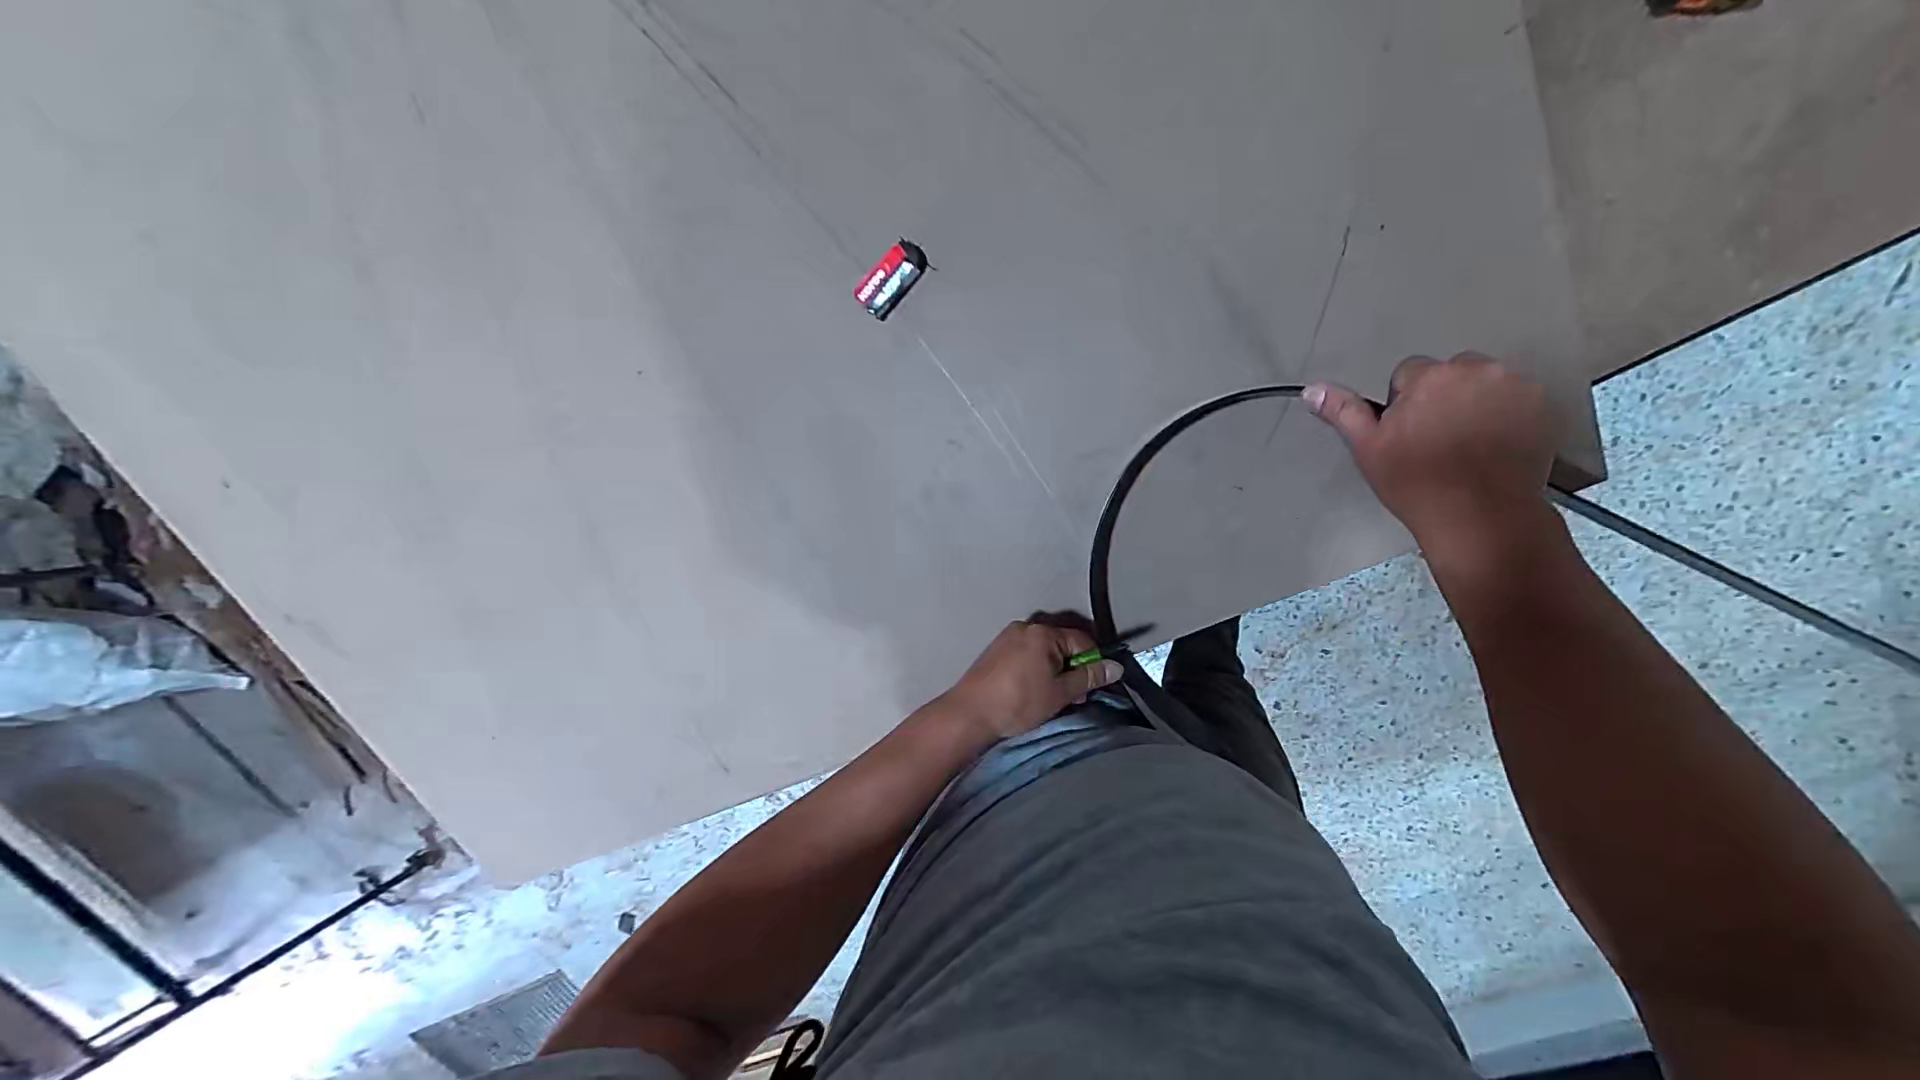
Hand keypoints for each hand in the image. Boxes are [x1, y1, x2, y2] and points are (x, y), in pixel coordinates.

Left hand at [937, 620, 1123, 740]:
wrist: (970, 713)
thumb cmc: (1018, 703)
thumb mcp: (1060, 693)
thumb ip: (1089, 677)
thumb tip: (1115, 667)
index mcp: (1043, 633)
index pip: (1083, 640)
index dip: (1094, 663)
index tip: (1094, 686)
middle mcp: (1025, 627)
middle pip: (1062, 643)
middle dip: (1073, 667)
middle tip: (1074, 695)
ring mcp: (1007, 637)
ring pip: (1043, 650)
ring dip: (1054, 669)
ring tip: (1054, 696)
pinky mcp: (995, 650)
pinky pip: (1026, 654)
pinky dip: (1036, 668)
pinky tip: (1033, 690)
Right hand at [1305, 353, 1558, 563]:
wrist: (1480, 515)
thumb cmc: (1416, 482)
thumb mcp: (1369, 448)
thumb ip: (1343, 411)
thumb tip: (1312, 389)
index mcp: (1431, 377)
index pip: (1409, 372)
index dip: (1404, 403)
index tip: (1407, 433)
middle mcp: (1478, 371)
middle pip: (1451, 372)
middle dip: (1442, 396)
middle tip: (1436, 438)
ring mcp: (1517, 387)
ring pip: (1484, 383)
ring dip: (1474, 402)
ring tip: (1465, 443)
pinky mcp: (1544, 406)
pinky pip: (1516, 398)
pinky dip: (1505, 414)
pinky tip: (1492, 446)